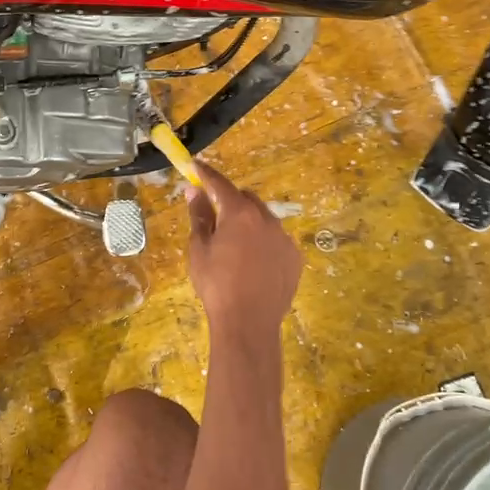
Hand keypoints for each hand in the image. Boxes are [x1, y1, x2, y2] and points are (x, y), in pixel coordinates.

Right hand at [186, 161, 302, 342]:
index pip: (220, 184)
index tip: (194, 165)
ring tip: (234, 245)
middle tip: (214, 216)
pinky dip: (263, 242)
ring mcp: (284, 239)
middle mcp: (267, 219)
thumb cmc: (216, 285)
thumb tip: (194, 190)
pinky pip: (276, 239)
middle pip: (245, 199)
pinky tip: (252, 262)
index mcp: (240, 213)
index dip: (205, 173)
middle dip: (230, 200)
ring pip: (263, 219)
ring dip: (248, 222)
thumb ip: (199, 215)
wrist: (248, 324)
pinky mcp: (295, 258)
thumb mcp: (199, 248)